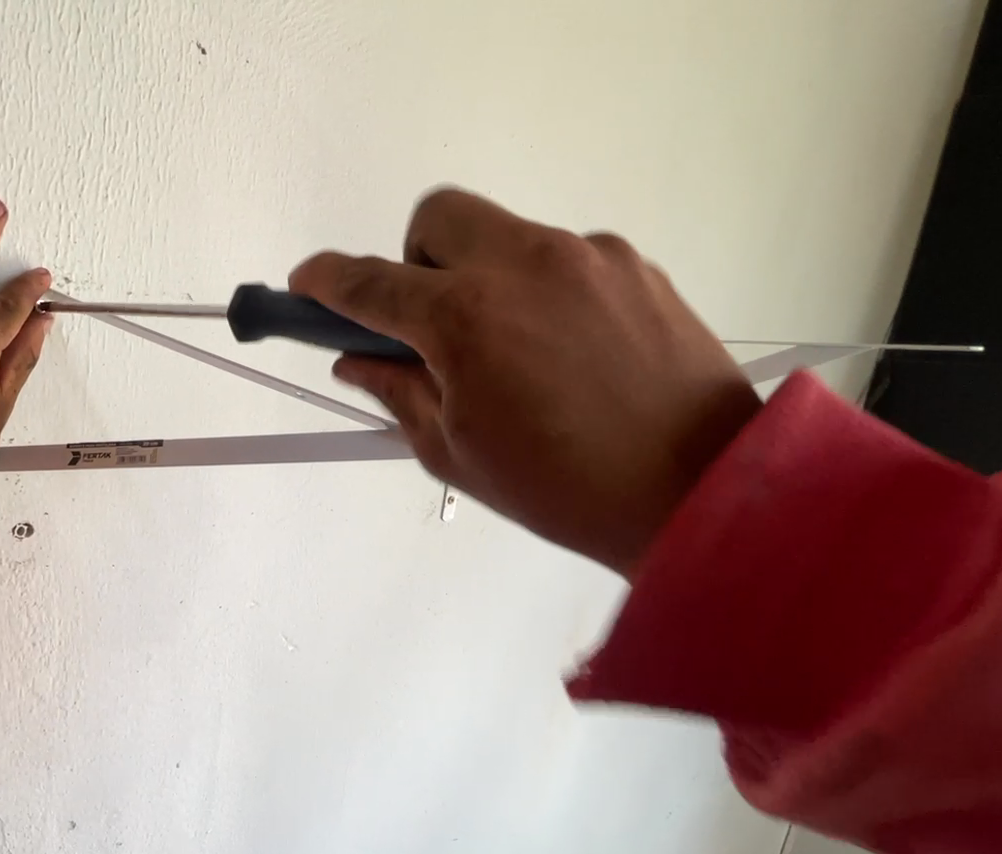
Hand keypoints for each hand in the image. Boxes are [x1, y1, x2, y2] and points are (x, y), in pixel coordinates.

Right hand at [290, 189, 760, 574]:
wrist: (698, 490)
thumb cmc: (557, 487)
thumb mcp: (451, 450)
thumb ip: (395, 391)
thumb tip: (357, 361)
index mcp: (465, 317)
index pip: (369, 282)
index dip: (324, 281)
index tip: (303, 285)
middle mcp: (524, 264)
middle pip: (438, 216)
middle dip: (410, 257)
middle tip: (420, 320)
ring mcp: (586, 256)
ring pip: (502, 236)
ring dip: (477, 278)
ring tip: (502, 351)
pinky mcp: (633, 266)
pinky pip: (557, 259)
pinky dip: (534, 291)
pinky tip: (557, 351)